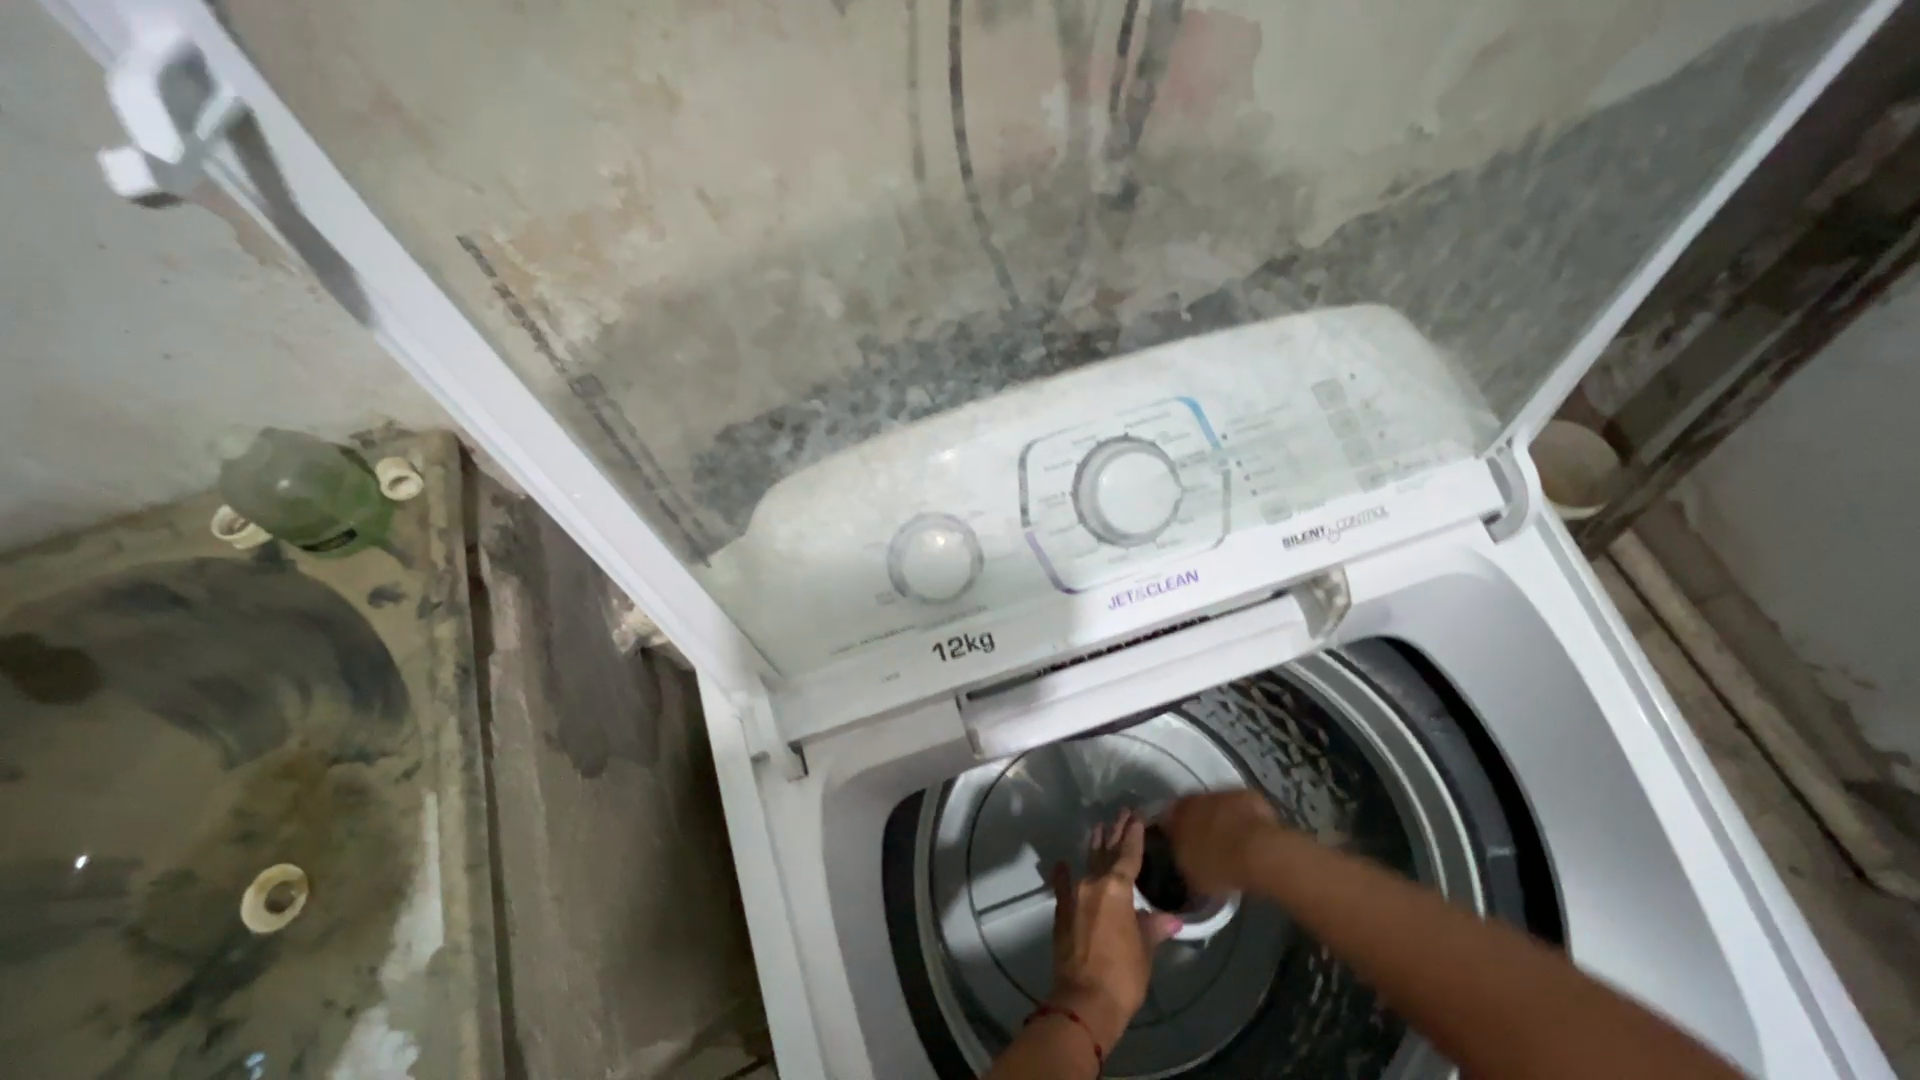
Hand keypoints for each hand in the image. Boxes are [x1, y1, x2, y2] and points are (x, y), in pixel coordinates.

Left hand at [1048, 809, 1179, 1051]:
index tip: (1136, 816)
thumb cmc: (1123, 974)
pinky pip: (1063, 886)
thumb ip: (1152, 927)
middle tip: (1120, 813)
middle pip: (1106, 853)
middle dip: (1114, 833)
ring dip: (1093, 846)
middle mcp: (1093, 884)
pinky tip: (1061, 863)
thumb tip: (1169, 918)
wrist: (1085, 1001)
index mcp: (1117, 888)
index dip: (1133, 835)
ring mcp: (1074, 896)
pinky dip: (1064, 874)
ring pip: (1087, 864)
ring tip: (1098, 827)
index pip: (1128, 854)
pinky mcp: (1062, 912)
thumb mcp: (1145, 949)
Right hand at [1159, 790, 1283, 895]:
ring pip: (1218, 805)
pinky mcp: (1249, 796)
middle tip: (1208, 844)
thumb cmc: (1218, 867)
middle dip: (1199, 822)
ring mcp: (1224, 794)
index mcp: (1176, 816)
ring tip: (1233, 842)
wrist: (1257, 854)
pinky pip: (1243, 807)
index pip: (1167, 819)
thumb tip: (1184, 862)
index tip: (1181, 845)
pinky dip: (1245, 817)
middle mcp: (1196, 798)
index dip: (1174, 832)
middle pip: (1193, 808)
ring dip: (1222, 818)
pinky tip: (1252, 836)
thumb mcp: (1191, 876)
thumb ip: (1184, 862)